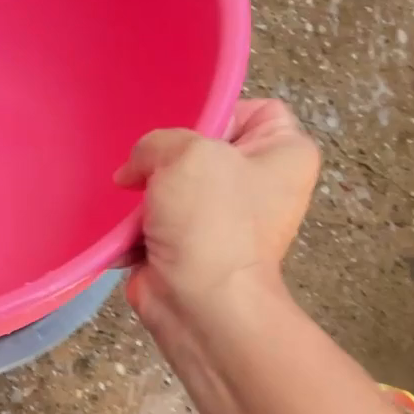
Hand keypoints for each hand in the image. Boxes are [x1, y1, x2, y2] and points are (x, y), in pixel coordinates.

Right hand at [113, 99, 320, 324]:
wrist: (198, 302)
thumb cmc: (209, 222)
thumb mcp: (185, 154)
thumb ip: (155, 142)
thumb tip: (134, 172)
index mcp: (284, 153)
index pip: (253, 111)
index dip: (212, 116)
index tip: (179, 140)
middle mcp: (260, 185)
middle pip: (202, 154)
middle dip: (166, 164)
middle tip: (146, 175)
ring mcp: (224, 221)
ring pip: (172, 191)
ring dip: (145, 201)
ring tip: (133, 209)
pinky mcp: (189, 251)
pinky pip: (155, 226)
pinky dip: (137, 232)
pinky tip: (128, 237)